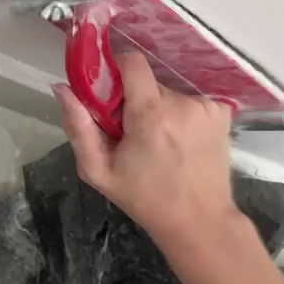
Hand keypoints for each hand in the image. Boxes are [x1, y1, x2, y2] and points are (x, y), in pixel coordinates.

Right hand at [55, 50, 242, 246]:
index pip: (132, 62)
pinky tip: (179, 140)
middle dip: (134, 99)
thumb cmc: (144, 197)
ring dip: (157, 108)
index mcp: (151, 115)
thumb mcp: (98, 170)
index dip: (116, 70)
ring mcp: (207, 107)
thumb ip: (78, 127)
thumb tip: (61, 88)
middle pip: (147, 81)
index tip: (108, 91)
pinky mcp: (222, 113)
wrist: (200, 220)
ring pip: (168, 91)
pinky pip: (189, 100)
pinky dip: (180, 114)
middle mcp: (183, 104)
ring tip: (158, 140)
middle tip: (130, 131)